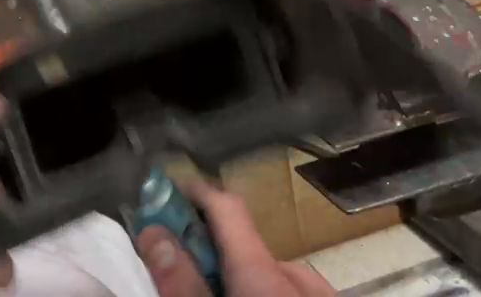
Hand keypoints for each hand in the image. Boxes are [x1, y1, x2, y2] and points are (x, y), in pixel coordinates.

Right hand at [137, 178, 335, 296]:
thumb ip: (181, 282)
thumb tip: (154, 232)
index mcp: (267, 274)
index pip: (227, 206)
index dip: (195, 192)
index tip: (165, 194)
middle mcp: (304, 281)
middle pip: (253, 249)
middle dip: (221, 258)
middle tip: (197, 283)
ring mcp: (326, 295)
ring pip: (282, 278)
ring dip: (253, 283)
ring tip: (227, 294)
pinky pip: (306, 294)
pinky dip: (278, 293)